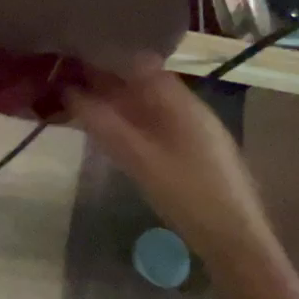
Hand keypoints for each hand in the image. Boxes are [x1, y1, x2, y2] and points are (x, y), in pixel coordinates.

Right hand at [68, 56, 273, 256]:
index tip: (72, 60)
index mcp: (181, 103)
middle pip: (142, 84)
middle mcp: (188, 109)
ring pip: (146, 106)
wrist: (235, 241)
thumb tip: (67, 91)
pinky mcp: (191, 153)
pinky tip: (108, 135)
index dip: (106, 58)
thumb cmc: (188, 194)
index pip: (140, 63)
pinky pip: (153, 125)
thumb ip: (103, 123)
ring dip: (114, 104)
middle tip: (63, 85)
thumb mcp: (138, 158)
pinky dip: (127, 123)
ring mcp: (192, 132)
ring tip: (77, 108)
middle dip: (105, 82)